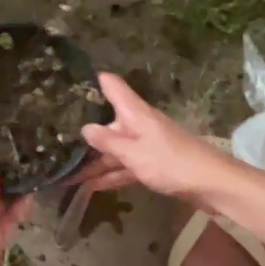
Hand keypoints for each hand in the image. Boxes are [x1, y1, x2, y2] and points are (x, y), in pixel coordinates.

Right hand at [75, 72, 236, 201]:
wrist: (211, 184)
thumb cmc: (171, 162)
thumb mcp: (133, 152)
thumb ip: (107, 141)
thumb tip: (84, 127)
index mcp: (135, 113)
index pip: (112, 86)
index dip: (93, 80)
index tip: (70, 79)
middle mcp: (138, 124)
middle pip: (108, 122)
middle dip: (84, 130)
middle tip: (54, 135)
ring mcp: (145, 145)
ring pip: (114, 149)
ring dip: (93, 161)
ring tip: (65, 172)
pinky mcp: (152, 164)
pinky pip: (124, 166)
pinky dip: (109, 175)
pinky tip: (89, 186)